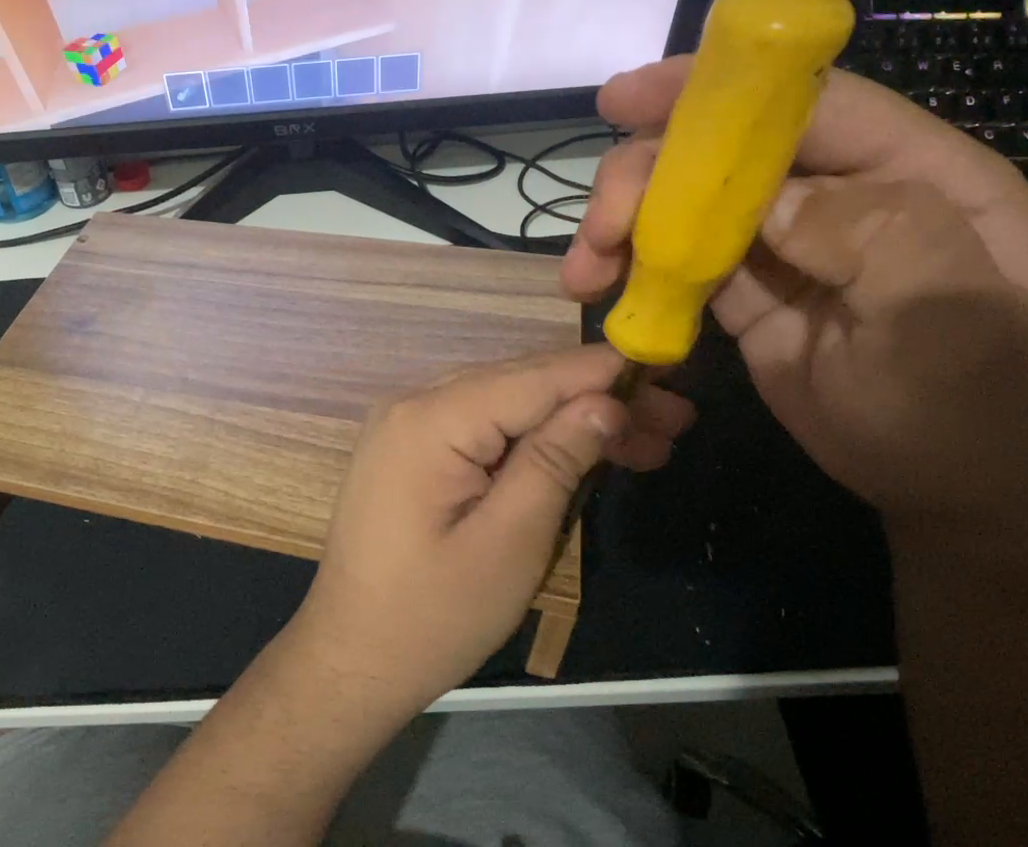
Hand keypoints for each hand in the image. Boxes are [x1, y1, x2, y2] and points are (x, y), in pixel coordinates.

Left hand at [286, 346, 694, 714]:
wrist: (352, 656)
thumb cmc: (433, 614)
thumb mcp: (511, 542)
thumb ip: (556, 461)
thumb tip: (606, 399)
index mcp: (429, 420)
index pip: (532, 376)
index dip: (603, 372)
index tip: (671, 374)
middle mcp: (410, 405)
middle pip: (519, 383)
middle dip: (596, 398)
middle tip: (674, 421)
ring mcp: (403, 426)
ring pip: (504, 403)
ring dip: (569, 419)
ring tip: (646, 442)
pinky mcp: (408, 451)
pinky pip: (479, 426)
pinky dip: (530, 438)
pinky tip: (581, 452)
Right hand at [563, 60, 1027, 522]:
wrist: (954, 494)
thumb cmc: (976, 411)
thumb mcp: (954, 326)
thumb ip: (879, 238)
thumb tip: (772, 199)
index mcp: (915, 177)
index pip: (809, 104)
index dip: (717, 88)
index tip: (624, 98)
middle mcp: (842, 195)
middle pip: (725, 149)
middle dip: (645, 175)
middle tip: (598, 231)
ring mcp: (787, 244)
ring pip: (687, 201)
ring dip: (623, 224)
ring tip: (583, 273)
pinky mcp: (745, 291)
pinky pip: (676, 261)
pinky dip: (630, 268)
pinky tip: (597, 290)